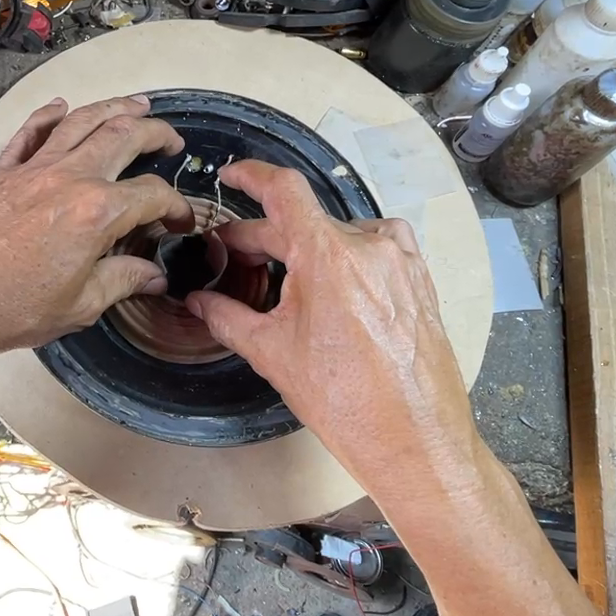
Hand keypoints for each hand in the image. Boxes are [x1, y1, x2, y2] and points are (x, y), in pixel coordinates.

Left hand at [0, 96, 192, 362]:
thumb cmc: (16, 309)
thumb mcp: (81, 305)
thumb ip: (123, 280)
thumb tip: (154, 274)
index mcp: (97, 212)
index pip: (151, 196)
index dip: (176, 207)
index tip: (182, 222)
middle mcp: (70, 177)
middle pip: (122, 136)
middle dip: (155, 132)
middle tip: (171, 140)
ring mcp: (32, 169)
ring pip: (80, 121)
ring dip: (113, 108)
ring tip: (136, 104)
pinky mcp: (2, 173)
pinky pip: (29, 133)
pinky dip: (47, 115)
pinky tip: (60, 107)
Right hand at [185, 161, 476, 490]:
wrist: (414, 440)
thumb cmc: (340, 399)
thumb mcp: (271, 353)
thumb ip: (226, 316)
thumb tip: (195, 300)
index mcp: (327, 255)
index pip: (284, 190)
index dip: (252, 175)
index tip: (231, 175)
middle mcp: (368, 246)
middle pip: (304, 221)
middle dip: (263, 236)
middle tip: (232, 256)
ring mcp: (400, 261)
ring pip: (339, 234)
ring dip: (305, 245)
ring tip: (283, 274)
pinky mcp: (419, 280)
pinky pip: (374, 246)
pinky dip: (344, 253)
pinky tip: (333, 282)